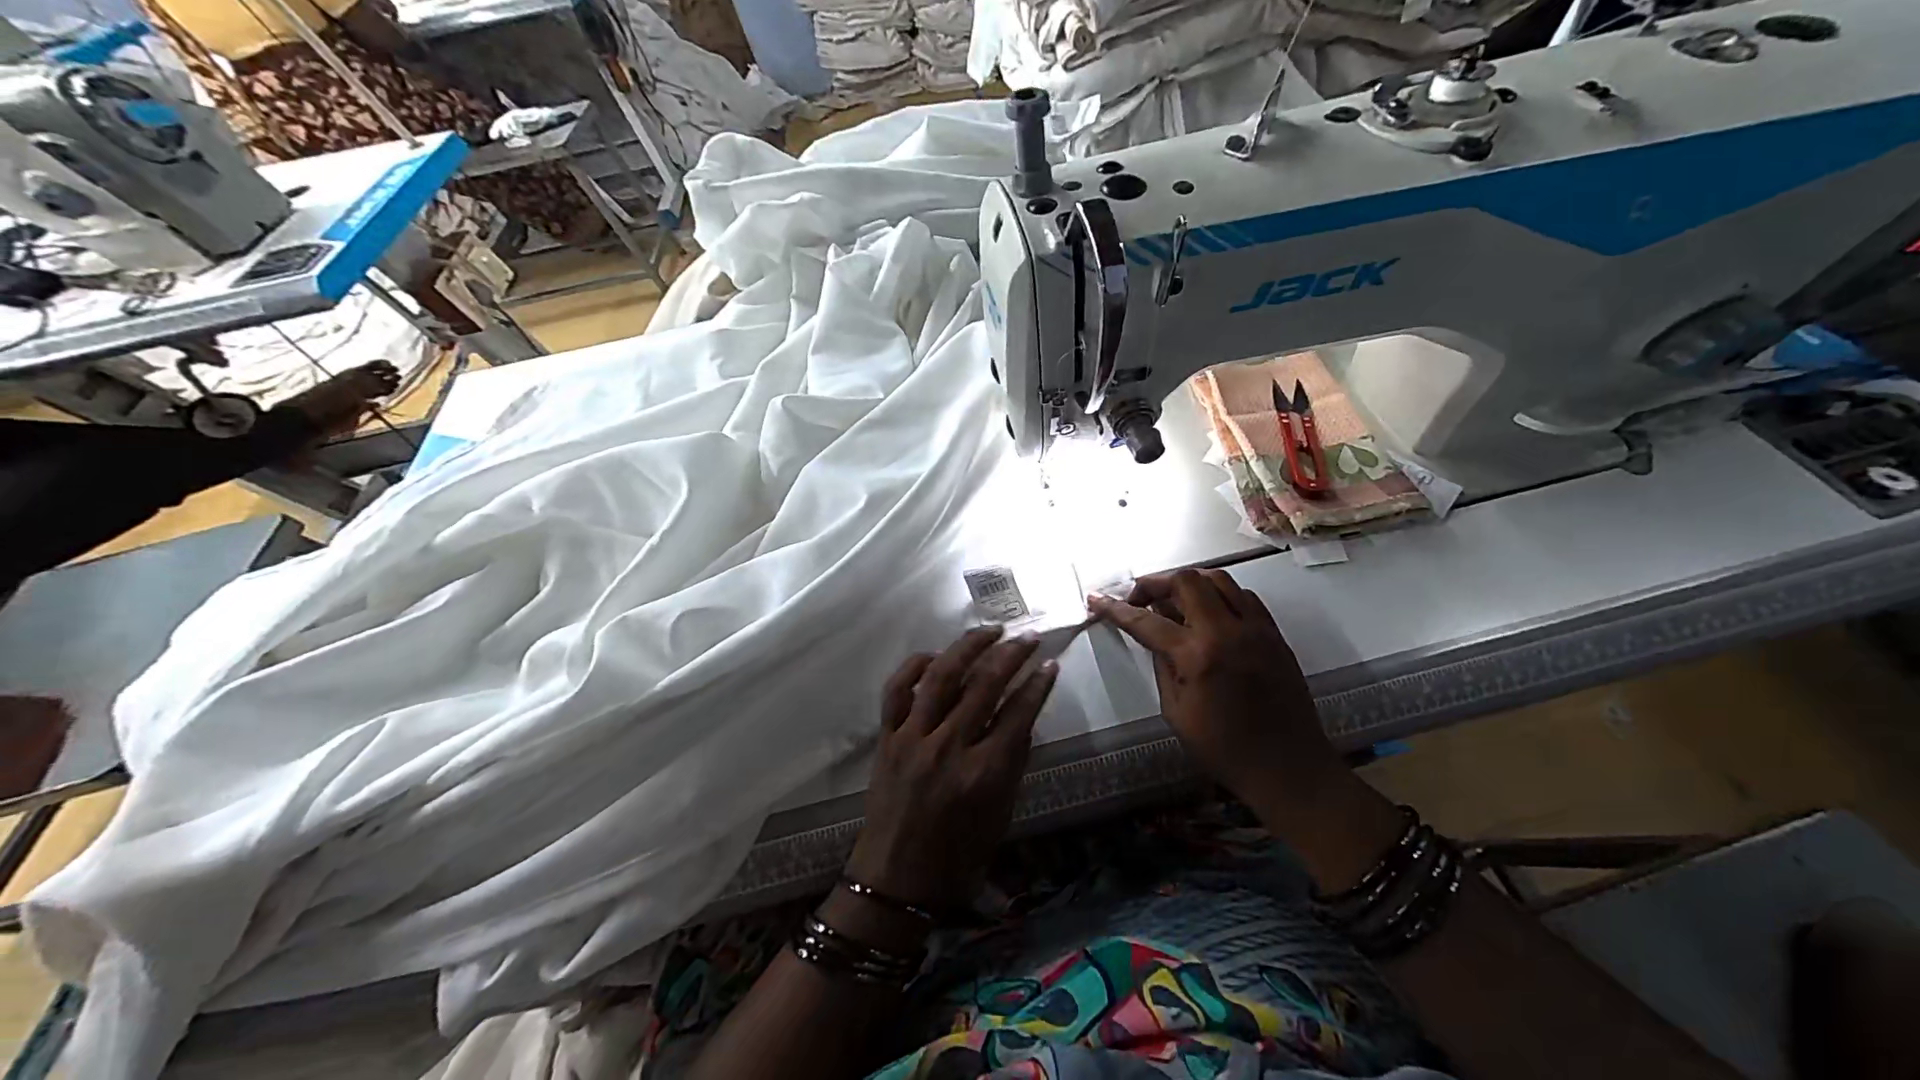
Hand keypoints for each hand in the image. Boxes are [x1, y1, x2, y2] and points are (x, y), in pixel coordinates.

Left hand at [846, 626, 1057, 908]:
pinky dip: (914, 666)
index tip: (1050, 664)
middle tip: (1028, 637)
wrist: (895, 881)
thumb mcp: (999, 815)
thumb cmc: (957, 857)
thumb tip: (1023, 717)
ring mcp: (912, 739)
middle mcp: (948, 748)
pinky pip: (896, 691)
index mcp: (983, 773)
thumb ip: (1013, 763)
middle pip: (985, 685)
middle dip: (1012, 654)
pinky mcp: (886, 738)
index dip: (1037, 684)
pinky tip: (934, 654)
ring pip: (941, 676)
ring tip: (990, 632)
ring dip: (968, 647)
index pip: (1018, 713)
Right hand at [1088, 569, 1337, 803]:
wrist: (1288, 767)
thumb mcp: (1177, 712)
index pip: (1147, 621)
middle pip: (1186, 581)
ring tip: (1173, 601)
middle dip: (1155, 584)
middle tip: (1140, 600)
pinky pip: (1244, 597)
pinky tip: (1209, 612)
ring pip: (1219, 579)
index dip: (1116, 609)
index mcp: (1198, 656)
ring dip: (1189, 583)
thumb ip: (1163, 667)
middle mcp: (1228, 631)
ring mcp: (1256, 629)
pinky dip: (1220, 595)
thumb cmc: (1225, 750)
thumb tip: (1156, 640)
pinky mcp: (1274, 634)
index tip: (1097, 600)